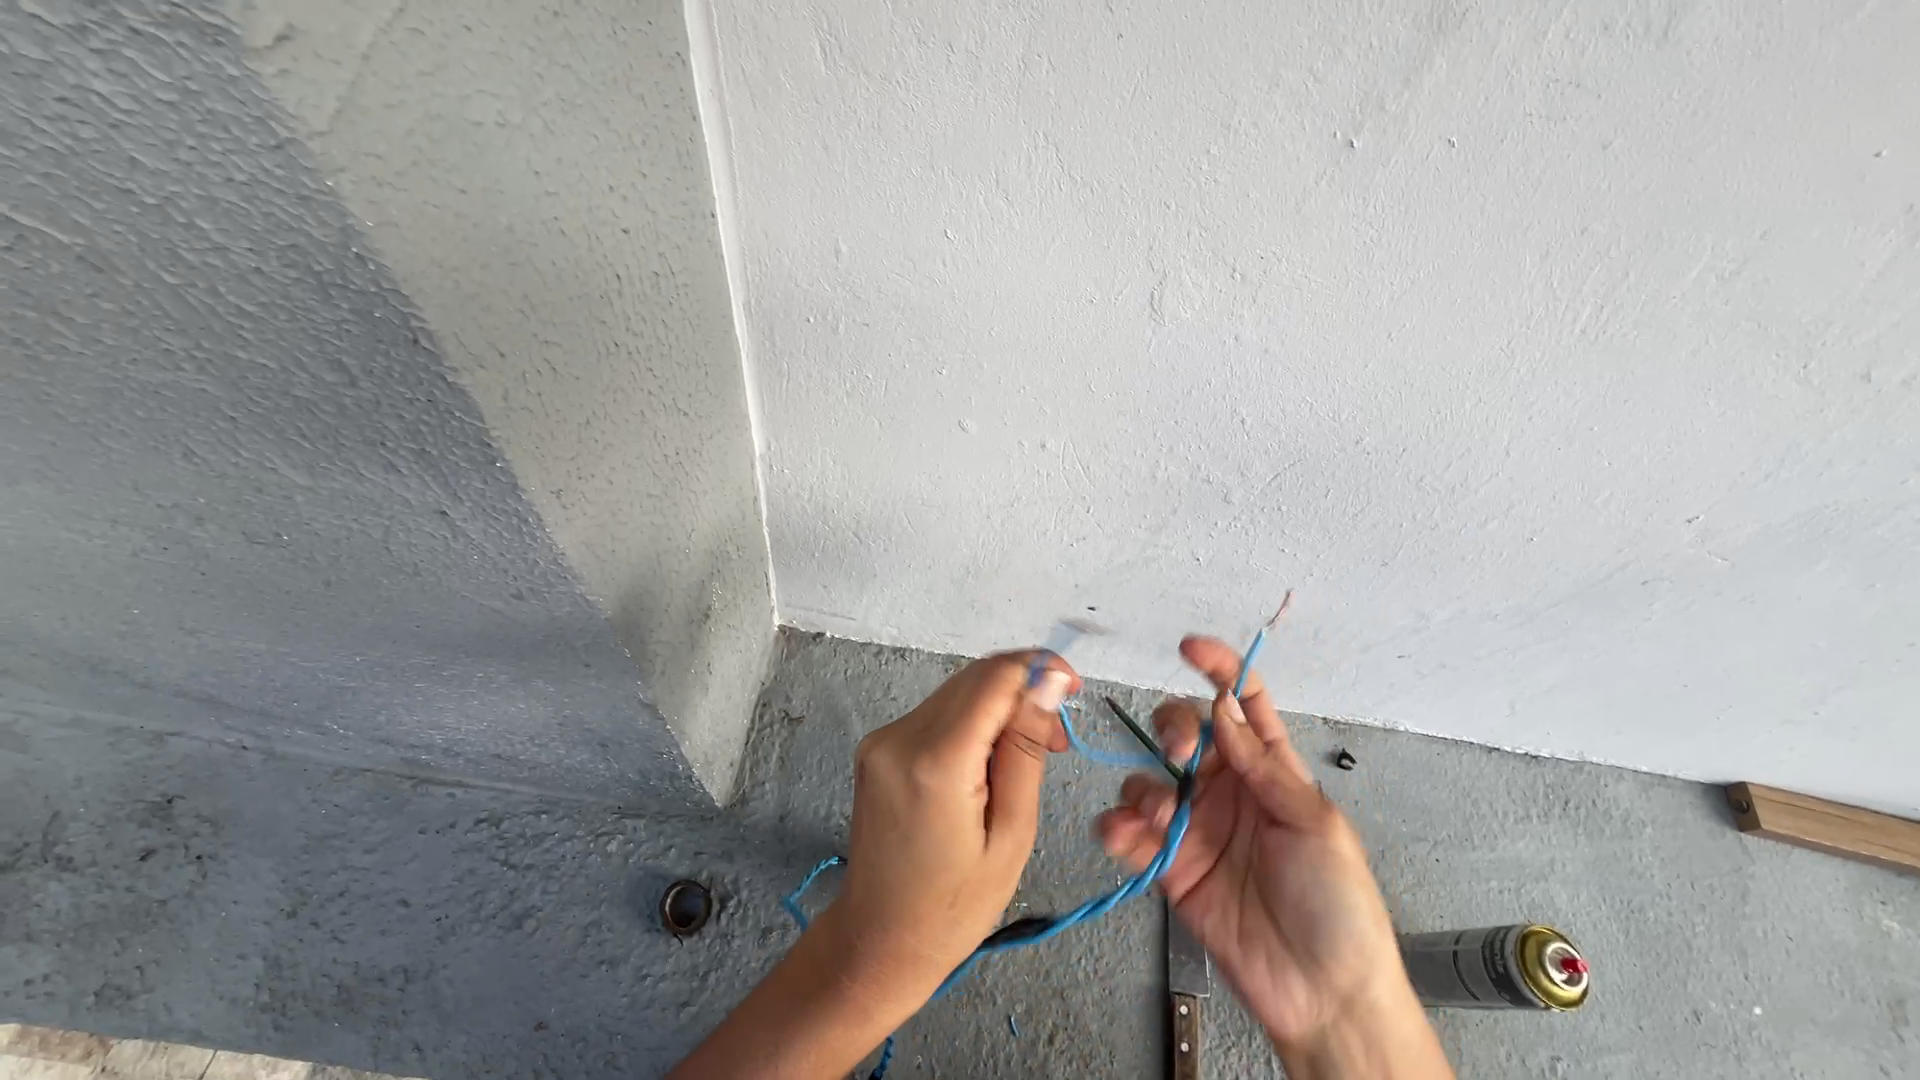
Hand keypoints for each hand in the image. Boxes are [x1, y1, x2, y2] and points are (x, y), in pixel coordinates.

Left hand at [669, 651, 1077, 1079]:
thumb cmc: (957, 905)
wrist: (880, 938)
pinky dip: (972, 722)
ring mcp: (882, 738)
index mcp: (935, 760)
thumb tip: (1046, 681)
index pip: (993, 677)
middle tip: (1057, 740)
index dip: (1038, 668)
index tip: (1074, 690)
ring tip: (1029, 756)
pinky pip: (937, 713)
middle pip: (975, 677)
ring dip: (1000, 706)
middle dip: (1024, 691)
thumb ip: (1026, 748)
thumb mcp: (1012, 832)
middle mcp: (900, 735)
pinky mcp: (878, 746)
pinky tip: (990, 762)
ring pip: (957, 691)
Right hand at [1095, 637, 1433, 1065]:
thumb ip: (1263, 766)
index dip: (1219, 669)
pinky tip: (1125, 836)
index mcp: (1271, 771)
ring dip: (1144, 789)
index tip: (1190, 648)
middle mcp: (1228, 790)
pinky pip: (1129, 832)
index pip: (1243, 704)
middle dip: (1172, 729)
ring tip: (1159, 821)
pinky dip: (1117, 827)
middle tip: (1180, 754)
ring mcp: (1195, 826)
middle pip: (1184, 732)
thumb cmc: (1338, 905)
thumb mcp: (1315, 825)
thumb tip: (1225, 708)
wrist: (1320, 992)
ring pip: (1148, 780)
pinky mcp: (1168, 866)